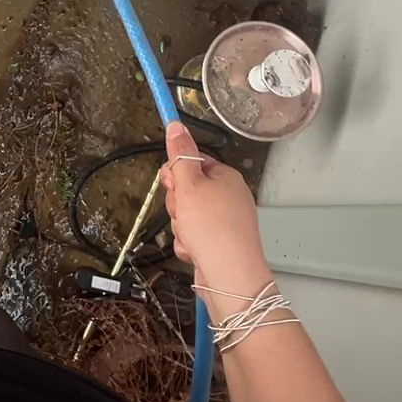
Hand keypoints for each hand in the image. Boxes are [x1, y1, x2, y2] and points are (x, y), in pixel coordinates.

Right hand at [162, 122, 272, 294]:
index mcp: (225, 177)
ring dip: (180, 225)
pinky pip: (193, 234)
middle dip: (177, 203)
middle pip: (186, 189)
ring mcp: (225, 221)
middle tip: (183, 212)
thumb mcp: (189, 184)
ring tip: (190, 235)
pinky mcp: (219, 242)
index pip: (191, 162)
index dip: (175, 174)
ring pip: (186, 213)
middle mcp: (228, 196)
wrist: (230, 277)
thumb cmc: (212, 227)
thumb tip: (175, 124)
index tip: (171, 184)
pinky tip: (194, 250)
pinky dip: (188, 242)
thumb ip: (180, 154)